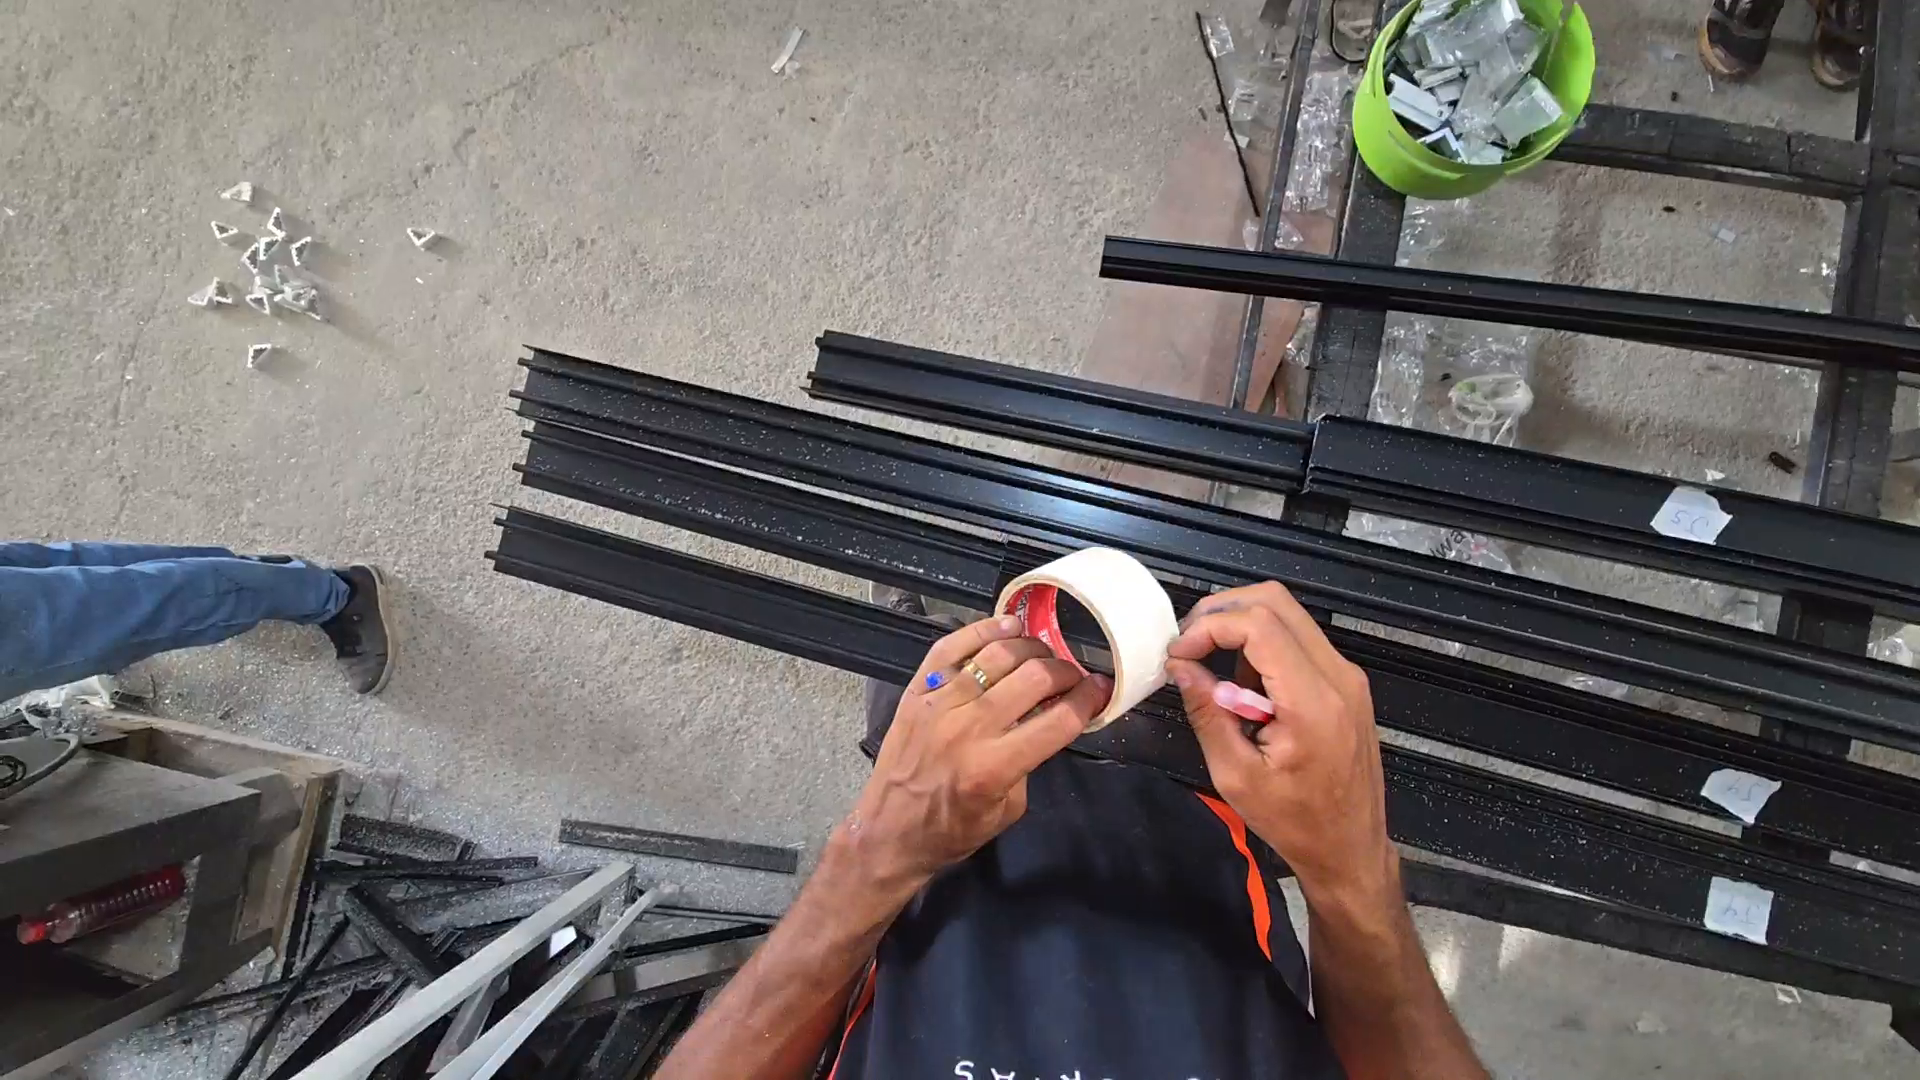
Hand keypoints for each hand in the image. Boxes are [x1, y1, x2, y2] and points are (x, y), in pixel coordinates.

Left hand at [839, 615, 1111, 887]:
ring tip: (1044, 651)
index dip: (1089, 699)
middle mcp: (968, 728)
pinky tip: (1007, 626)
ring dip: (1031, 646)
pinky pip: (950, 647)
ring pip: (996, 655)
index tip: (1101, 689)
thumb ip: (1031, 760)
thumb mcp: (1008, 810)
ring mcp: (939, 704)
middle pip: (1033, 677)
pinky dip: (982, 630)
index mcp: (995, 767)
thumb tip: (1047, 716)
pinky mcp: (918, 690)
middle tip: (1073, 674)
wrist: (888, 831)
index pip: (1058, 720)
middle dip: (1065, 670)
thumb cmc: (952, 830)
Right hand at [1163, 583, 1398, 908]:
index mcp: (1313, 702)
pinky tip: (1243, 687)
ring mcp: (1346, 676)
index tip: (1179, 654)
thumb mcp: (1235, 775)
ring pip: (1285, 613)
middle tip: (1188, 644)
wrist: (1352, 850)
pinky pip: (1296, 638)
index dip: (1209, 628)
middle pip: (1274, 601)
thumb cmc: (1295, 822)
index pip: (1259, 625)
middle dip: (1221, 612)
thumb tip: (1180, 665)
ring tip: (1214, 671)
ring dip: (1239, 628)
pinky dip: (1259, 645)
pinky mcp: (1344, 682)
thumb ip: (1207, 712)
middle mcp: (1338, 676)